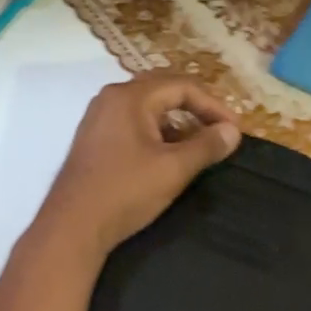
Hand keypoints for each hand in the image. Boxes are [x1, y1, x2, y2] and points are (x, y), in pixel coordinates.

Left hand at [36, 74, 241, 257]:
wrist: (74, 224)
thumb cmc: (125, 192)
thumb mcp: (173, 169)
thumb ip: (206, 147)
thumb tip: (232, 132)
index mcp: (131, 97)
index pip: (182, 86)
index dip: (214, 105)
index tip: (235, 130)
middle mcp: (112, 99)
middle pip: (163, 91)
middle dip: (196, 109)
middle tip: (220, 131)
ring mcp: (99, 119)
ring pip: (148, 110)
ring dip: (177, 124)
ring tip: (199, 149)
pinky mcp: (95, 141)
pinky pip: (133, 126)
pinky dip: (157, 135)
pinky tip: (168, 159)